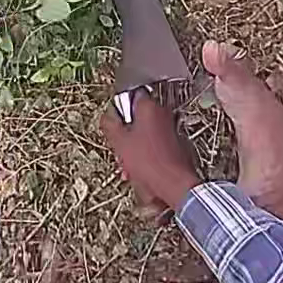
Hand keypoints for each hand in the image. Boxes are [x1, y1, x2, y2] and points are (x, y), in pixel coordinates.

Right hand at [99, 93, 201, 209]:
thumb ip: (109, 124)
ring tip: (127, 163)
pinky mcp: (176, 146)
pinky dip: (145, 154)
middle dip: (125, 133)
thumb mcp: (119, 141)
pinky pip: (154, 145)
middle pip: (136, 118)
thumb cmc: (149, 162)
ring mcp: (171, 130)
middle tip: (118, 145)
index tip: (113, 122)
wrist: (173, 184)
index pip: (130, 97)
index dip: (119, 111)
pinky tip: (137, 169)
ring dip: (133, 146)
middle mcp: (163, 114)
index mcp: (149, 107)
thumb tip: (106, 118)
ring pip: (144, 133)